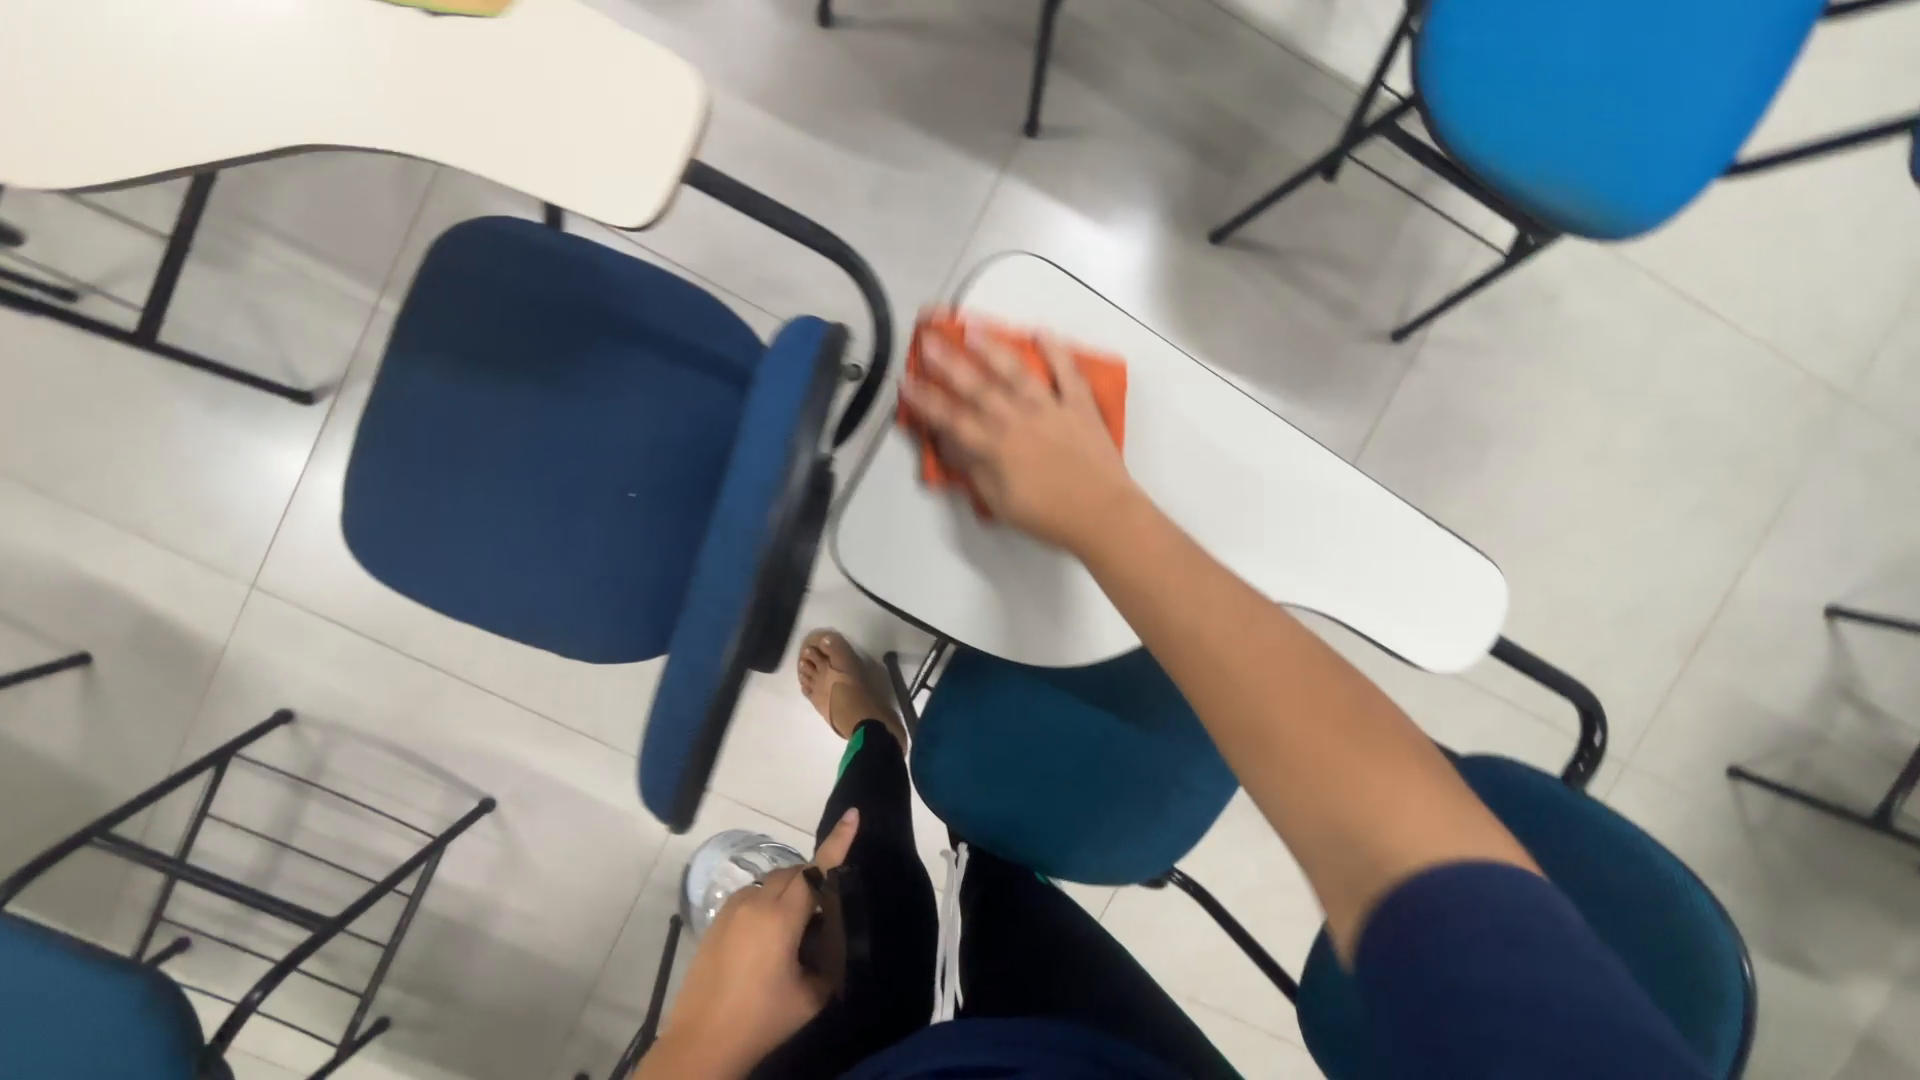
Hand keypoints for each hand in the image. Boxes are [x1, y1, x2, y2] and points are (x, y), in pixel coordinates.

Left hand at [640, 809, 860, 1079]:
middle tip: (827, 912)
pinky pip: (751, 896)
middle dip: (814, 879)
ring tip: (798, 928)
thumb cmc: (760, 1020)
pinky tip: (770, 937)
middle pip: (794, 873)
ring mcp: (732, 909)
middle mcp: (755, 902)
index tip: (853, 814)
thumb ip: (829, 961)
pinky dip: (769, 902)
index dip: (837, 842)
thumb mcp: (809, 996)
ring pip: (771, 882)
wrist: (700, 1044)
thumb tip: (833, 941)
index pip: (816, 869)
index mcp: (780, 918)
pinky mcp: (717, 921)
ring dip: (790, 890)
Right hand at [901, 326, 1143, 555]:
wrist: (1102, 514)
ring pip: (1016, 373)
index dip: (925, 400)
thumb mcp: (999, 502)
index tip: (906, 381)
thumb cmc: (1048, 516)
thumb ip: (975, 470)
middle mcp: (1017, 420)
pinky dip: (1056, 351)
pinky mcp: (1079, 406)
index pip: (951, 419)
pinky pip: (1066, 373)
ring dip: (993, 349)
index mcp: (995, 447)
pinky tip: (1042, 332)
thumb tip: (952, 446)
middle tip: (928, 340)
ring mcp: (1049, 409)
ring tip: (974, 328)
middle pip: (977, 387)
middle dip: (949, 363)